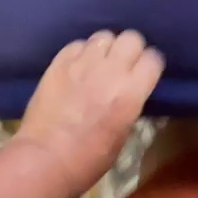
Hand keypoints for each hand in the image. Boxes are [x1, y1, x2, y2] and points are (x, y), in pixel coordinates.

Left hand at [17, 30, 163, 195]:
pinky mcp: (59, 62)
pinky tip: (77, 67)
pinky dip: (81, 53)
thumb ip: (130, 104)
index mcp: (130, 92)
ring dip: (105, 49)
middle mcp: (110, 70)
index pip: (153, 58)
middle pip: (132, 38)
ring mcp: (83, 63)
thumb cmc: (87, 160)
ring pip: (104, 36)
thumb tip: (130, 91)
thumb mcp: (122, 135)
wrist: (43, 160)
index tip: (145, 73)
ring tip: (99, 63)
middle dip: (131, 49)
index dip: (150, 65)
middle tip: (123, 65)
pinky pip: (77, 44)